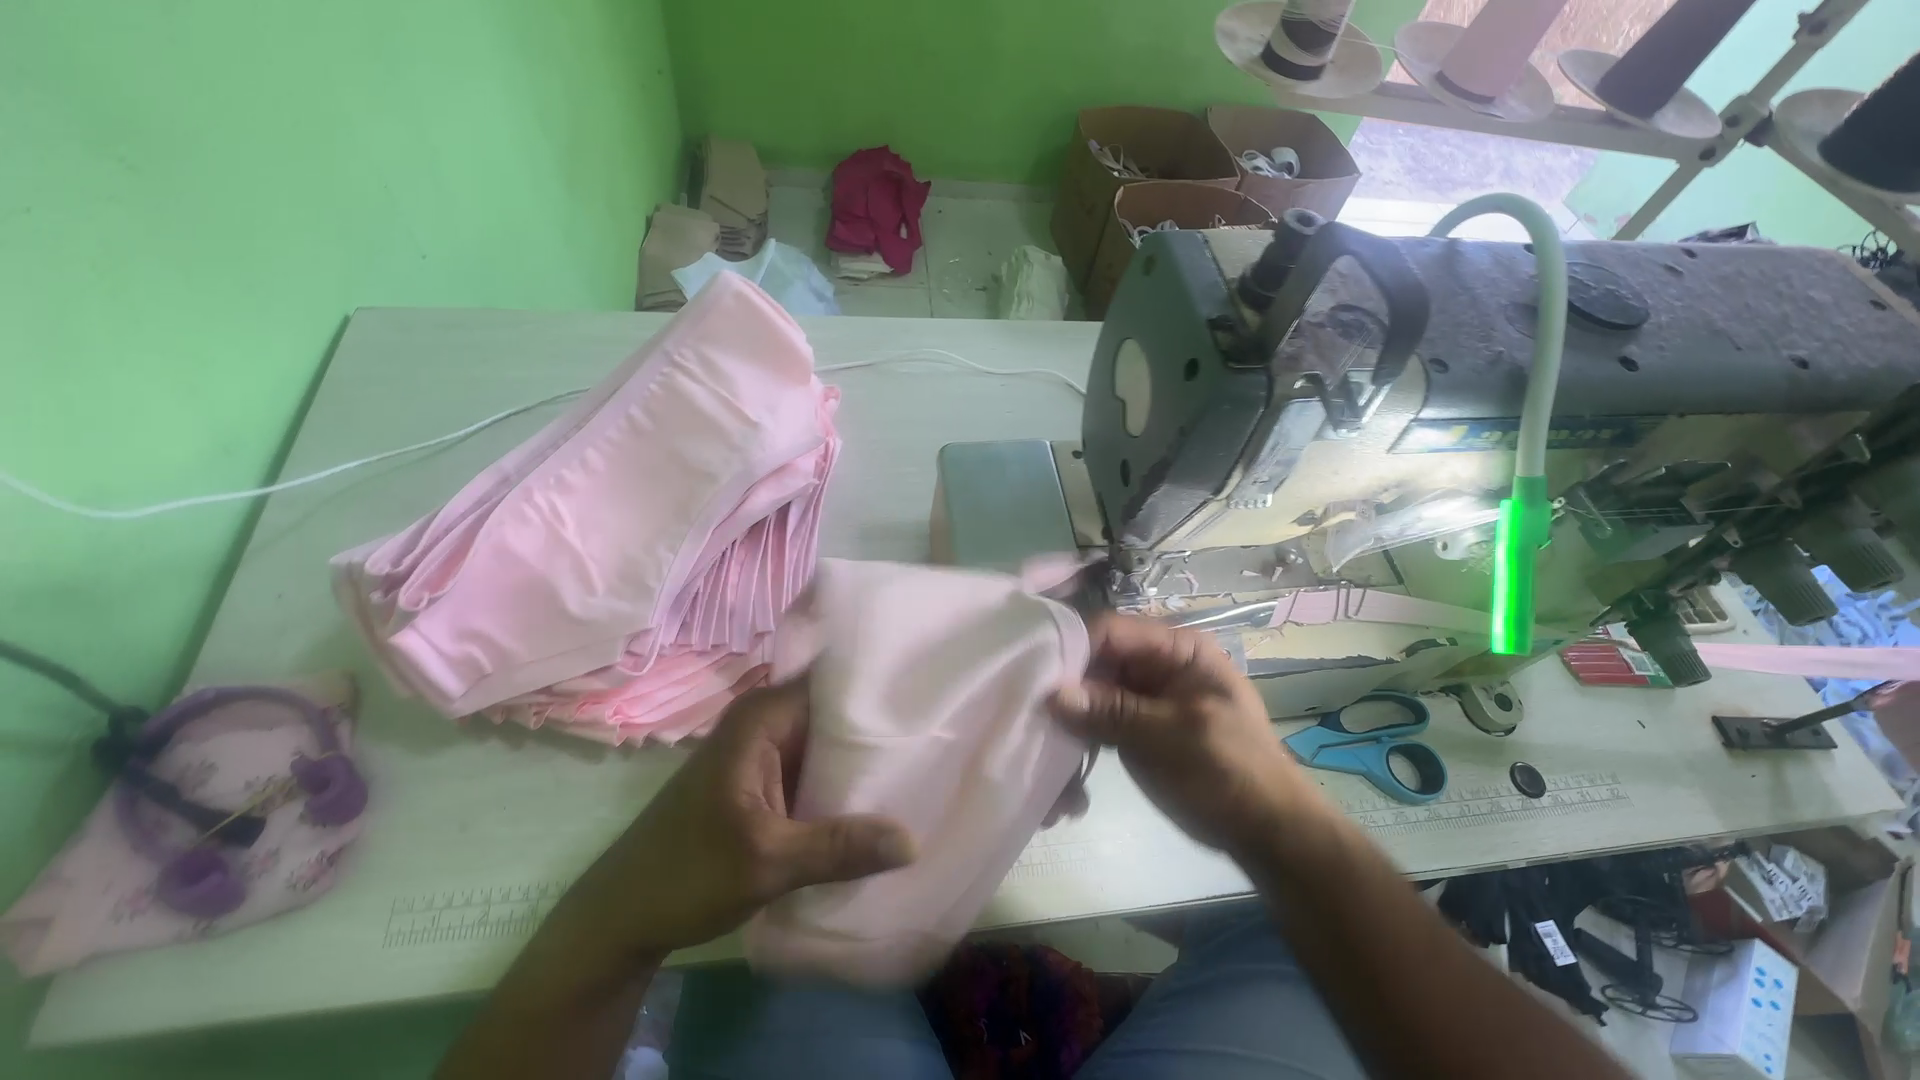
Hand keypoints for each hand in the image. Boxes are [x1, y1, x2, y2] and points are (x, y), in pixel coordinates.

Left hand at [562, 676, 915, 960]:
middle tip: (941, 740)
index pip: (833, 682)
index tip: (932, 696)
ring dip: (864, 763)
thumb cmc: (685, 874)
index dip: (880, 687)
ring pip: (827, 747)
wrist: (621, 917)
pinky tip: (883, 805)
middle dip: (880, 728)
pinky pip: (815, 774)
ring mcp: (763, 758)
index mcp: (760, 718)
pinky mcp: (764, 788)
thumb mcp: (768, 862)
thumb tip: (913, 840)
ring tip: (926, 769)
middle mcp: (764, 725)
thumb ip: (839, 847)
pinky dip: (844, 788)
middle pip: (835, 713)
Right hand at [1051, 613, 1327, 855]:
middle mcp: (1155, 664)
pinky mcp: (1131, 728)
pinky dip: (1077, 744)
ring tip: (1045, 756)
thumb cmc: (1230, 771)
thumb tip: (1054, 695)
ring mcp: (1142, 698)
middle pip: (1093, 660)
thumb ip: (1114, 712)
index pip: (1111, 631)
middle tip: (1031, 723)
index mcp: (1177, 649)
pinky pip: (1094, 723)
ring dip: (1066, 723)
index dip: (1073, 649)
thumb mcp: (1173, 737)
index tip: (1037, 681)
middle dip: (1064, 691)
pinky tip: (1063, 778)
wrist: (1264, 829)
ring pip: (1087, 694)